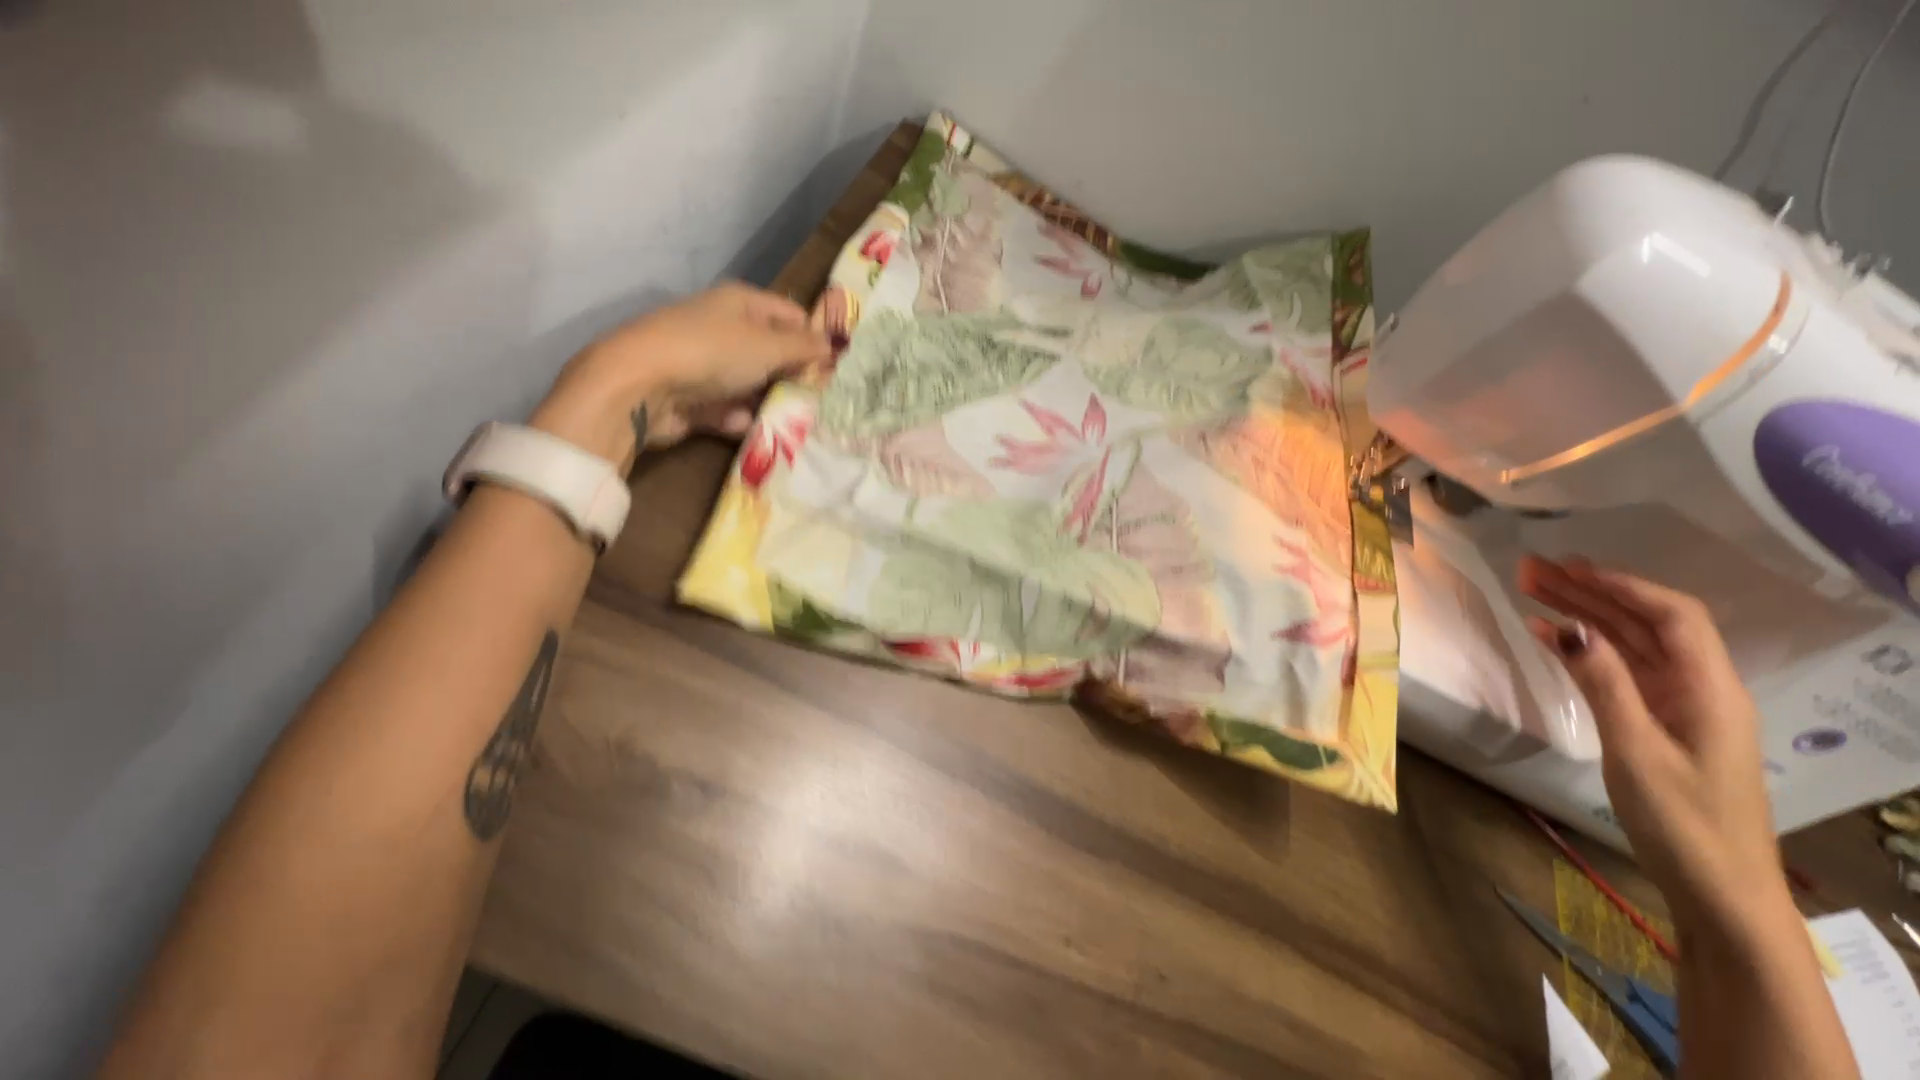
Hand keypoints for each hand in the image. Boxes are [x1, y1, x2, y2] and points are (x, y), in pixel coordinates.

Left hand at [528, 283, 829, 467]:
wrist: (639, 385)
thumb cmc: (711, 352)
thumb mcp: (768, 346)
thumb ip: (804, 348)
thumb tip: (832, 346)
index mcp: (740, 303)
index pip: (790, 315)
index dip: (814, 338)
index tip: (835, 367)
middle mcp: (722, 329)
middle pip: (770, 352)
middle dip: (793, 376)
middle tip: (818, 399)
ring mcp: (703, 365)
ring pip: (749, 384)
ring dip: (768, 403)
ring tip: (794, 422)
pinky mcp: (690, 399)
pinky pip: (725, 410)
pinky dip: (738, 419)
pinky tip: (749, 428)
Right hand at [1517, 556, 1790, 932]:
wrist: (1719, 892)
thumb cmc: (1682, 822)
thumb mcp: (1635, 751)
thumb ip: (1604, 683)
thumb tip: (1569, 626)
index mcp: (1710, 689)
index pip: (1672, 616)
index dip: (1620, 586)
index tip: (1567, 568)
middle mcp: (1701, 688)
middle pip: (1648, 624)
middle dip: (1592, 592)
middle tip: (1532, 570)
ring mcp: (1683, 708)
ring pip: (1633, 646)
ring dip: (1587, 617)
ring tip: (1532, 592)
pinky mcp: (1665, 727)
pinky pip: (1626, 674)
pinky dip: (1589, 653)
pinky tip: (1552, 640)